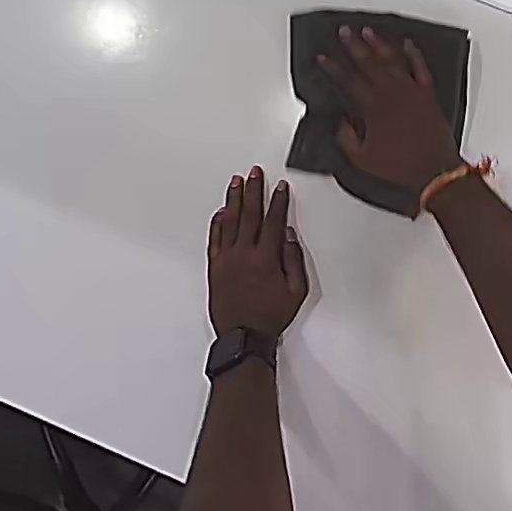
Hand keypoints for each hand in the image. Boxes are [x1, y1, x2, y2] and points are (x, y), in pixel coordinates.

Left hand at [207, 167, 309, 335]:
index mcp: (266, 258)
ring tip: (237, 182)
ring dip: (234, 199)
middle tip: (255, 173)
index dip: (278, 202)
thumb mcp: (296, 291)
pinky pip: (215, 237)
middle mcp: (244, 254)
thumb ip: (294, 260)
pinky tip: (222, 211)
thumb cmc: (270, 316)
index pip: (274, 221)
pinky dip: (218, 222)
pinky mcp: (215, 266)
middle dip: (254, 190)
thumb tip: (289, 237)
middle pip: (250, 213)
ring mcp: (227, 258)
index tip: (281, 188)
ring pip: (230, 221)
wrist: (243, 337)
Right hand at [317, 26, 461, 193]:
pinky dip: (414, 54)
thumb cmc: (399, 166)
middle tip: (344, 31)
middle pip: (367, 62)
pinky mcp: (427, 94)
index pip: (347, 81)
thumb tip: (341, 123)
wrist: (434, 170)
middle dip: (353, 45)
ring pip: (391, 59)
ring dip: (378, 43)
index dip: (332, 68)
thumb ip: (346, 138)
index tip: (322, 57)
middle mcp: (390, 93)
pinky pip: (420, 67)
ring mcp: (410, 90)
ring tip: (368, 31)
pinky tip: (407, 43)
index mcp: (372, 107)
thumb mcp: (362, 158)